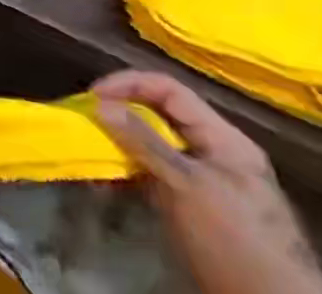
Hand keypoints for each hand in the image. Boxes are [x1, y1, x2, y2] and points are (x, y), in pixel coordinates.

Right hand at [92, 71, 321, 293]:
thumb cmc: (235, 238)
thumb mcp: (188, 186)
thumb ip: (145, 142)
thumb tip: (100, 104)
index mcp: (223, 139)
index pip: (169, 90)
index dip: (129, 84)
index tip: (93, 97)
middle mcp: (211, 152)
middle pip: (158, 114)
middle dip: (119, 113)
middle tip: (86, 121)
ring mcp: (199, 179)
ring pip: (150, 144)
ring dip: (117, 143)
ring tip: (89, 151)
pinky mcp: (187, 203)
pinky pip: (149, 173)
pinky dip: (124, 171)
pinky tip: (104, 181)